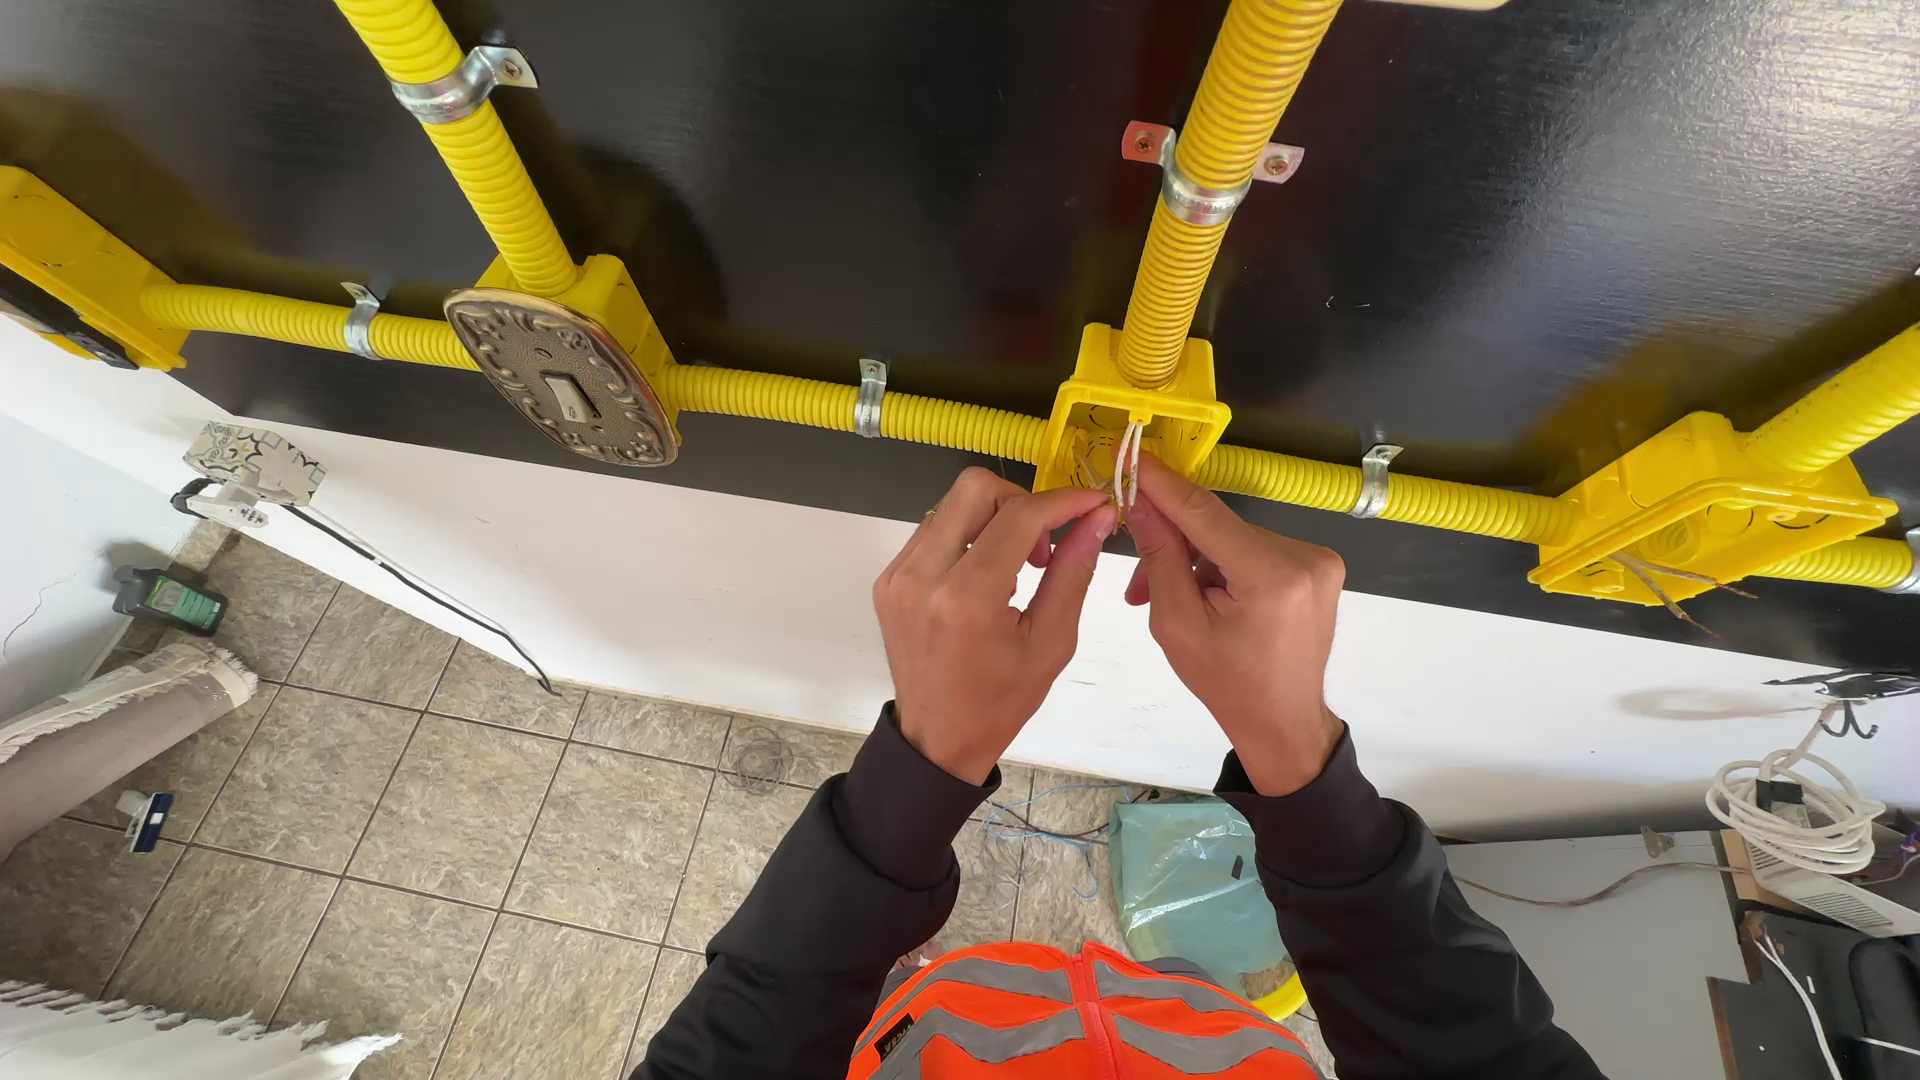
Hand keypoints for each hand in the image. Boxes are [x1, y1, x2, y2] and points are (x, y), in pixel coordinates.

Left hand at [874, 468, 1115, 783]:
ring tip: (1015, 565)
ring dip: (993, 519)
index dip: (1063, 501)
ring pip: (951, 503)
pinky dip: (967, 536)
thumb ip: (1073, 572)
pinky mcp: (888, 577)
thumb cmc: (999, 701)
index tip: (1091, 503)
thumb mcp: (1051, 642)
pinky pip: (933, 528)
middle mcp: (922, 575)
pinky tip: (985, 574)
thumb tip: (1096, 519)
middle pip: (975, 487)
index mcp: (966, 598)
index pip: (1019, 516)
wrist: (937, 737)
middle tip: (1042, 545)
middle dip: (1021, 502)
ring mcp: (898, 574)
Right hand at [1124, 453, 1344, 795]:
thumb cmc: (1225, 683)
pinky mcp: (1317, 564)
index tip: (1130, 455)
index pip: (1204, 512)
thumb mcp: (1176, 623)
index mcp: (1273, 576)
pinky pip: (1251, 549)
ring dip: (1194, 558)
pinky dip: (1220, 564)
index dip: (1162, 483)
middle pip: (1216, 527)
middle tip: (1135, 578)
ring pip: (1231, 538)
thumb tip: (1139, 503)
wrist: (1282, 722)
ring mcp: (1317, 559)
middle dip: (1171, 544)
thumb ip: (1159, 556)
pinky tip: (1203, 593)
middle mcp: (1305, 557)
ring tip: (1164, 596)